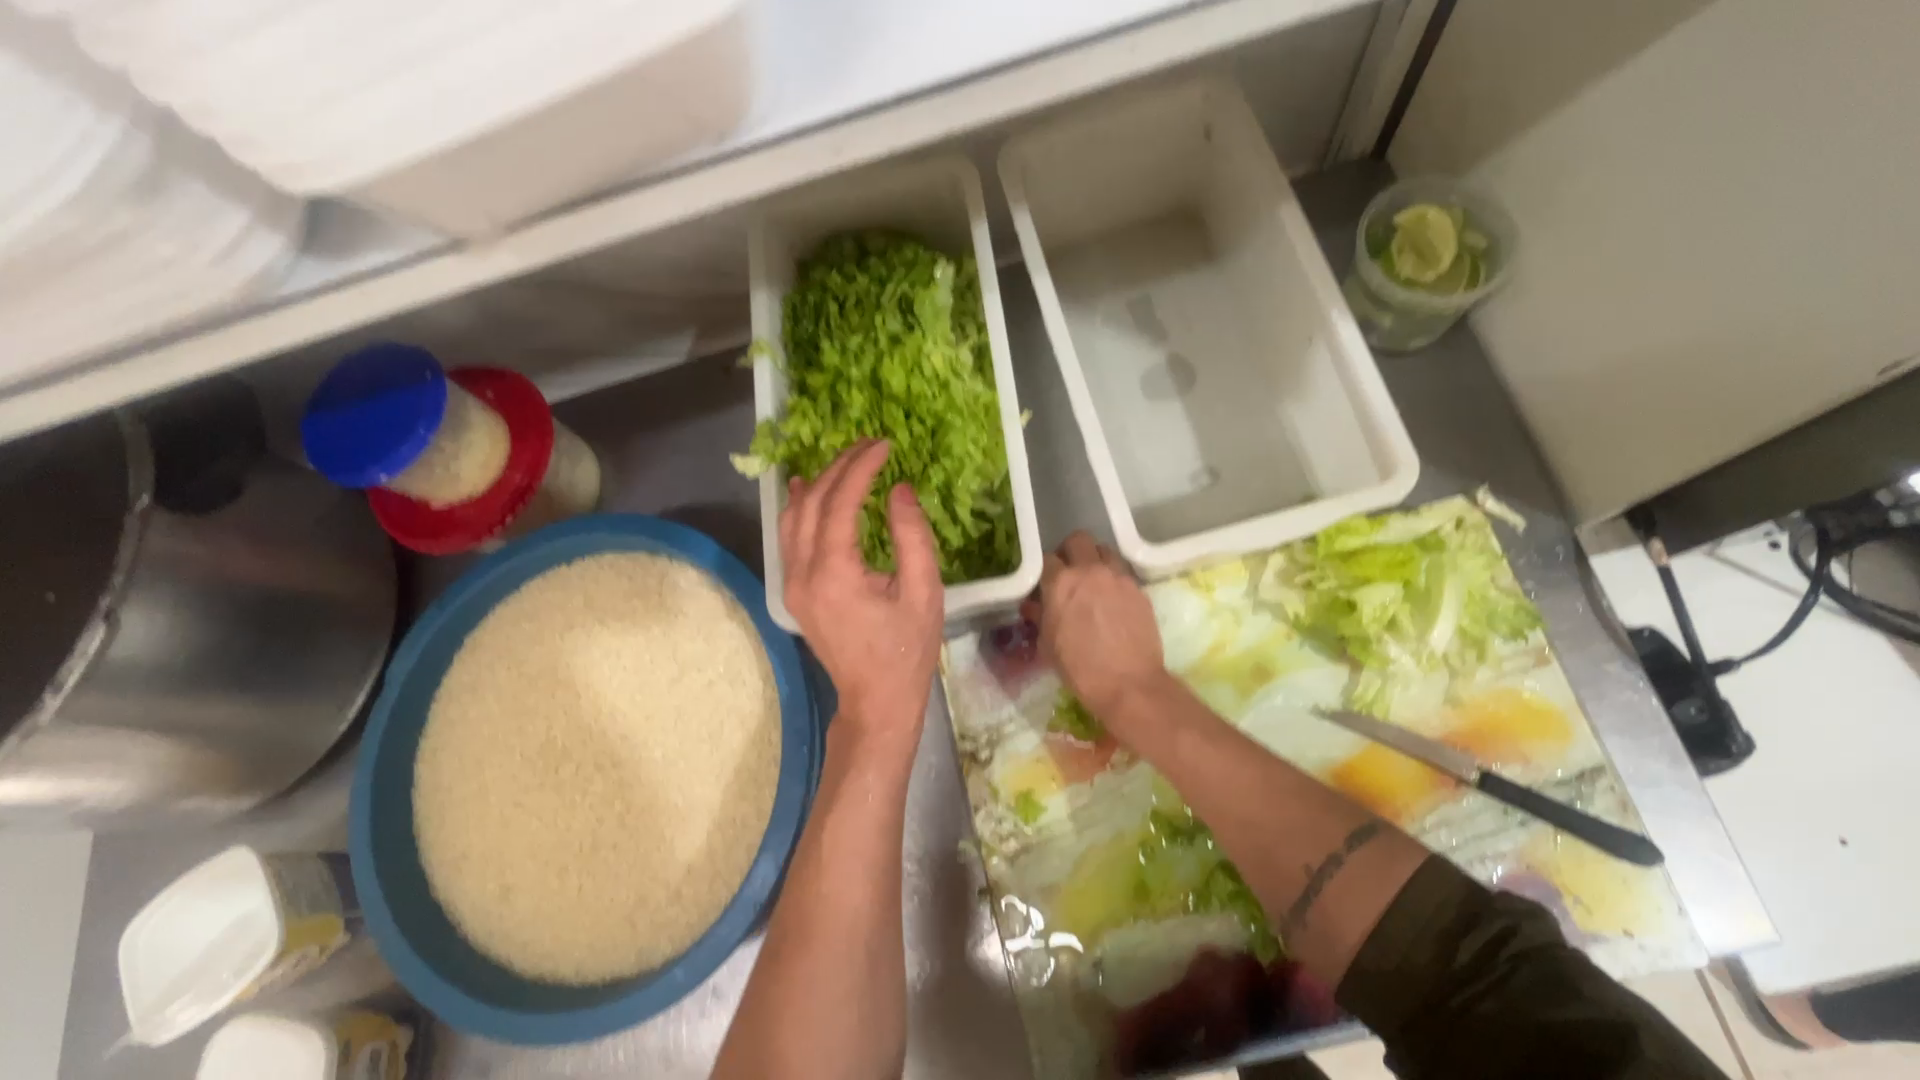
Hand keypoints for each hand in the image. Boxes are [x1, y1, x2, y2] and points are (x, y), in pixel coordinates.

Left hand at [780, 440, 942, 756]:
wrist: (876, 699)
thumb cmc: (907, 650)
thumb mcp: (923, 592)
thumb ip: (912, 536)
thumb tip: (899, 489)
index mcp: (835, 573)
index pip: (840, 503)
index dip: (861, 469)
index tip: (884, 445)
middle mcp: (803, 573)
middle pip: (811, 503)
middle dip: (839, 468)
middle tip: (869, 446)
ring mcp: (792, 584)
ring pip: (793, 518)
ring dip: (817, 484)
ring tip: (845, 460)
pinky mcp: (794, 592)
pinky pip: (789, 539)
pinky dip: (798, 508)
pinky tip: (804, 488)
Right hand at [1026, 531, 1168, 724]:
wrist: (1129, 684)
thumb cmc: (1079, 668)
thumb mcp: (1048, 645)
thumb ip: (1040, 617)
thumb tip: (1033, 606)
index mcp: (1061, 583)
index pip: (1047, 559)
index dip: (1044, 570)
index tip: (1044, 584)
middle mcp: (1090, 571)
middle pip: (1078, 540)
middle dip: (1070, 551)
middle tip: (1068, 573)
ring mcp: (1119, 577)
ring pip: (1104, 551)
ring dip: (1095, 561)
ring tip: (1093, 583)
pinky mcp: (1139, 589)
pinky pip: (1123, 573)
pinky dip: (1114, 580)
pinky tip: (1112, 601)